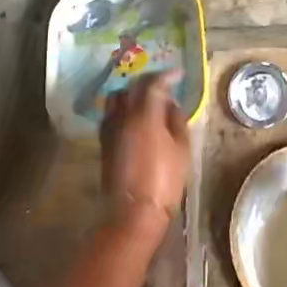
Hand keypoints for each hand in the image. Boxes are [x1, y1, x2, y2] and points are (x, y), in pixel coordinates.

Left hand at [99, 71, 190, 237]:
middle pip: (133, 87)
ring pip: (118, 98)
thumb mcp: (182, 150)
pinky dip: (123, 107)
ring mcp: (110, 127)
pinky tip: (133, 115)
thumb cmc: (164, 181)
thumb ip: (177, 121)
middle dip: (149, 81)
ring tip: (146, 97)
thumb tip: (171, 105)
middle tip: (163, 83)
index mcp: (144, 114)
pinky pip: (112, 113)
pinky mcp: (104, 141)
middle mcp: (123, 115)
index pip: (153, 84)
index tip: (178, 74)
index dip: (167, 76)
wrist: (133, 212)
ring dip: (132, 92)